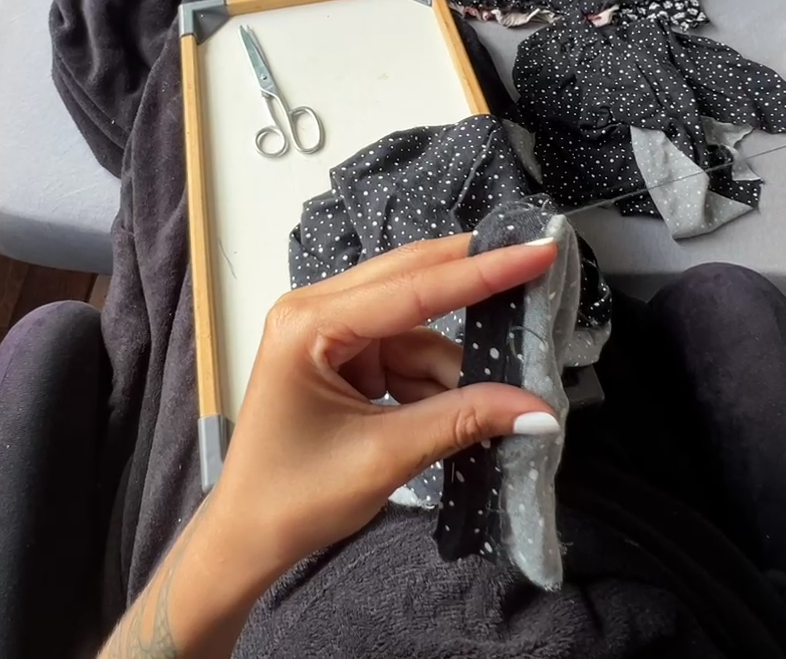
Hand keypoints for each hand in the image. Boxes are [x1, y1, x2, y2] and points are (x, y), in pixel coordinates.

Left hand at [206, 234, 560, 578]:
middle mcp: (316, 309)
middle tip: (537, 269)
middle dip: (473, 285)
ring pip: (418, 327)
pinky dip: (435, 380)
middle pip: (412, 283)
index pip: (411, 288)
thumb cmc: (293, 498)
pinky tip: (449, 412)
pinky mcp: (345, 352)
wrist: (246, 537)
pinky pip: (407, 351)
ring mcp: (330, 329)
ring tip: (488, 408)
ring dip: (452, 367)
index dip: (481, 271)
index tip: (536, 249)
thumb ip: (462, 421)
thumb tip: (539, 409)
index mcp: (309, 323)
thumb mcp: (383, 457)